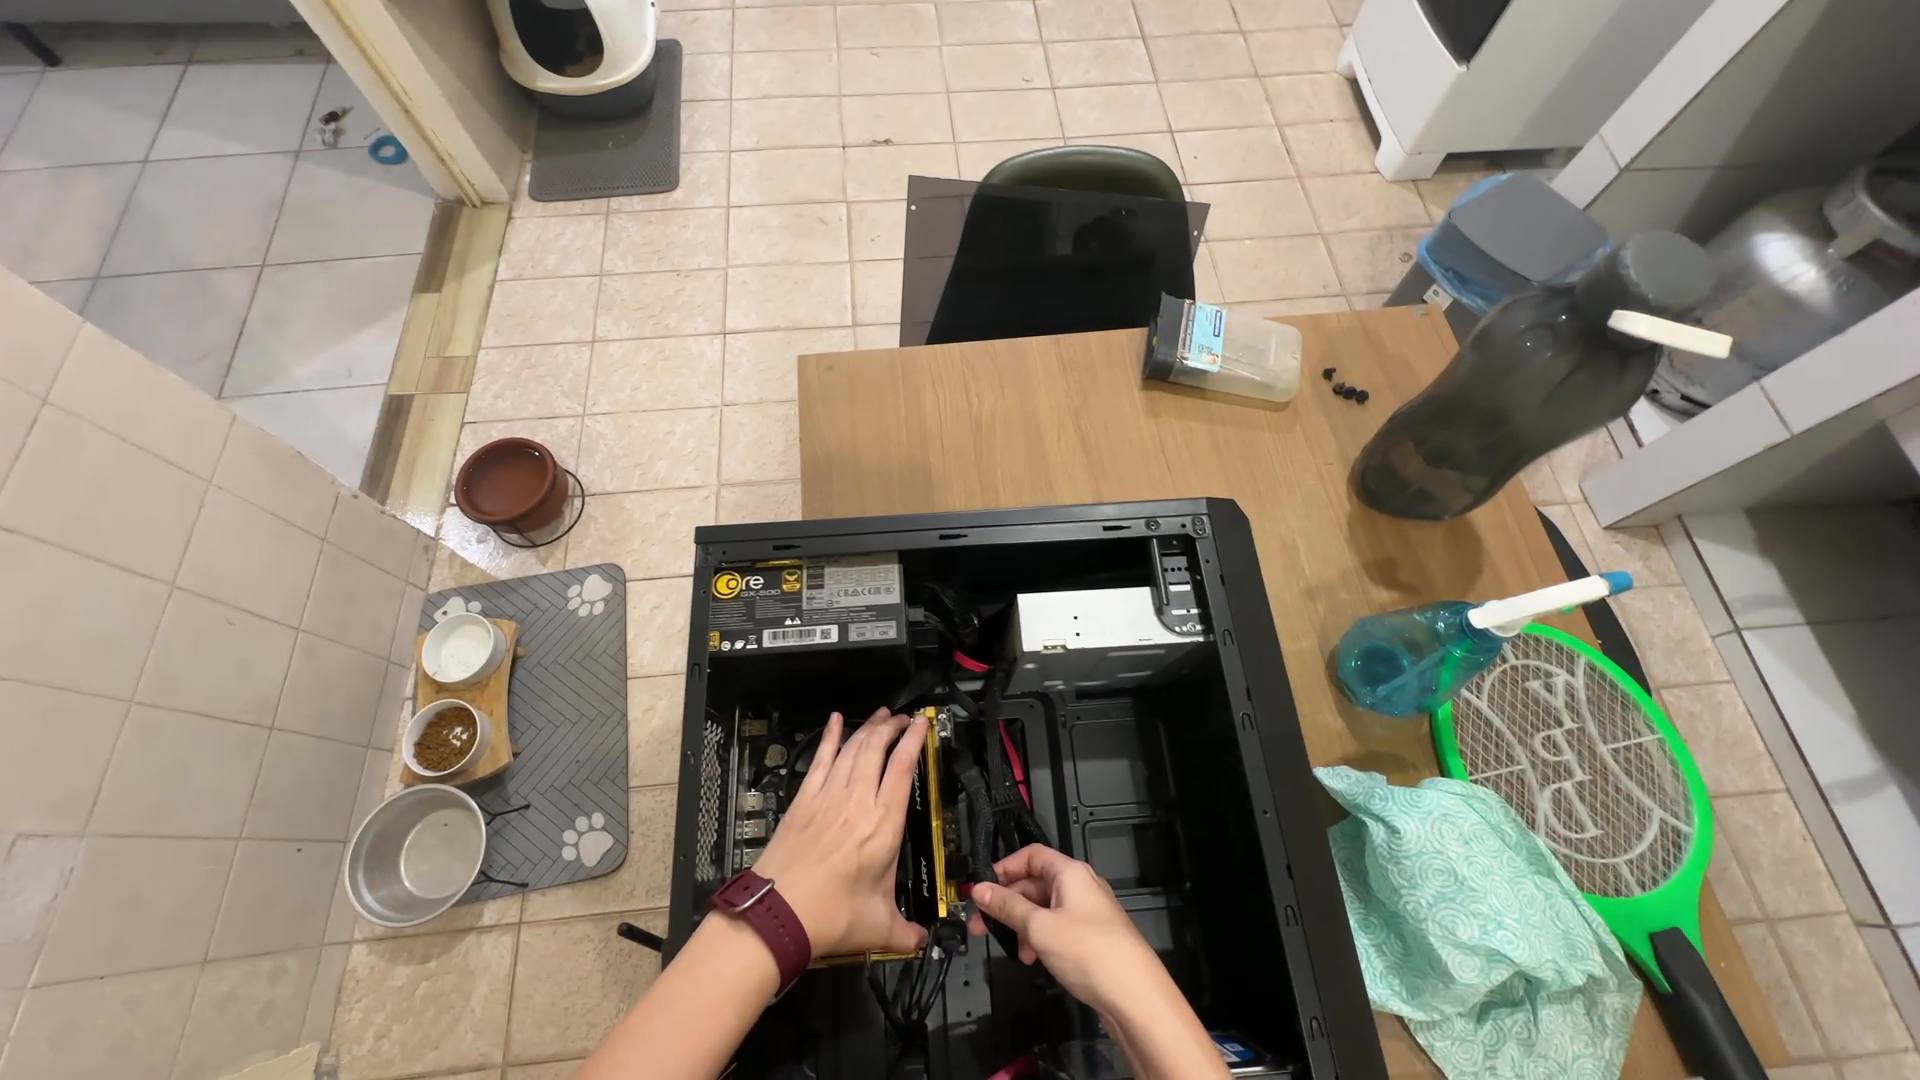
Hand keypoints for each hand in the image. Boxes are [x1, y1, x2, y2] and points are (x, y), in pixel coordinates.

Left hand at [752, 708, 927, 959]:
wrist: (776, 916)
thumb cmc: (829, 918)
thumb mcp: (878, 928)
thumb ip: (906, 934)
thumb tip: (923, 943)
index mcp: (883, 826)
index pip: (903, 768)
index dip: (914, 740)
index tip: (922, 723)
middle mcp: (857, 803)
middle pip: (877, 749)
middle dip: (892, 727)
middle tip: (904, 718)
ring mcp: (827, 798)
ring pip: (851, 749)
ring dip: (868, 728)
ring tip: (881, 715)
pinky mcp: (803, 801)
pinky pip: (819, 759)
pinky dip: (828, 737)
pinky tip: (834, 720)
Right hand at [968, 845, 1170, 1013]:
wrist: (1136, 996)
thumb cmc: (1088, 952)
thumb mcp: (1039, 928)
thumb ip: (1007, 907)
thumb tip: (979, 889)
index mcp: (1070, 872)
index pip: (1031, 855)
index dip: (1004, 868)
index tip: (982, 889)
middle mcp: (1080, 886)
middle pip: (1035, 883)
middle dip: (1007, 903)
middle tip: (981, 926)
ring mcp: (1087, 912)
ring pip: (1044, 908)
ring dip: (1023, 925)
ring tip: (1013, 950)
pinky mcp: (1091, 937)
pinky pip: (1057, 927)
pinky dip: (1040, 938)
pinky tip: (1033, 959)